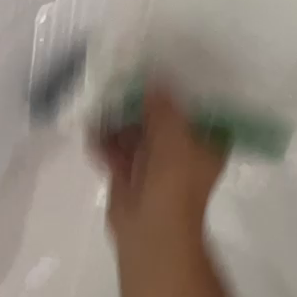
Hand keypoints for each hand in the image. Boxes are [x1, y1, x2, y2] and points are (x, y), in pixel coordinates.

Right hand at [96, 83, 226, 263]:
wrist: (148, 230)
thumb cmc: (173, 184)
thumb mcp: (173, 135)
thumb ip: (162, 104)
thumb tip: (152, 75)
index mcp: (205, 141)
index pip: (194, 104)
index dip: (177, 86)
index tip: (157, 66)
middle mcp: (181, 149)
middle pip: (159, 116)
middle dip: (138, 102)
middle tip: (118, 81)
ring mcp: (153, 163)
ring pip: (134, 132)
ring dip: (116, 120)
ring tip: (100, 106)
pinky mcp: (128, 175)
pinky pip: (116, 150)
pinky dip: (104, 141)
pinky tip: (92, 131)